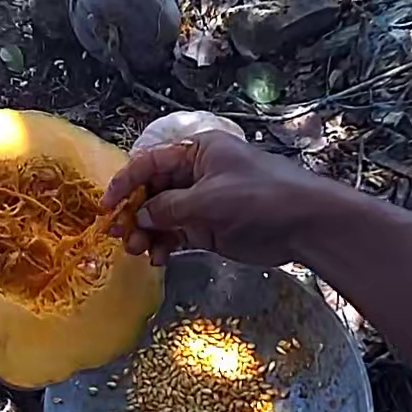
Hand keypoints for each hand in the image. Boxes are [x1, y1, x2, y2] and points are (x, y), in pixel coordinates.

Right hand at [103, 131, 356, 265]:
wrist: (304, 224)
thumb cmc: (259, 197)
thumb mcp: (209, 199)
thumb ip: (169, 208)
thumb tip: (139, 217)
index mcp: (195, 153)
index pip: (149, 163)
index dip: (125, 183)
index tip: (107, 207)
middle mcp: (194, 175)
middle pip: (151, 192)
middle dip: (133, 213)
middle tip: (119, 235)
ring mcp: (200, 203)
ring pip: (160, 216)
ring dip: (146, 233)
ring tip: (138, 250)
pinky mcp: (207, 229)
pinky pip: (176, 235)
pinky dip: (164, 245)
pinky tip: (158, 258)